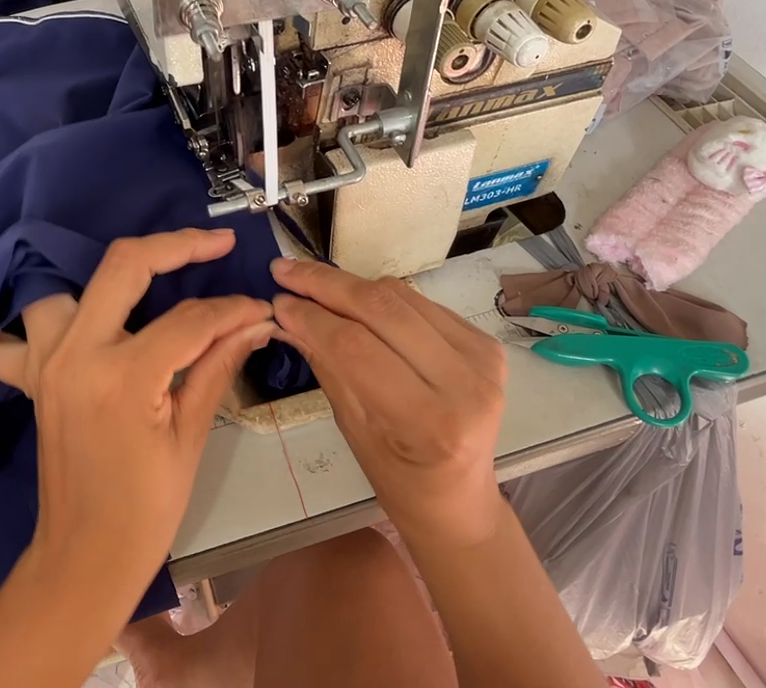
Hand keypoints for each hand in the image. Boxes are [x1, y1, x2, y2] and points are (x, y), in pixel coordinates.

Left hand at [0, 228, 274, 586]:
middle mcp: (76, 354)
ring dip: (108, 276)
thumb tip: (254, 323)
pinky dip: (46, 321)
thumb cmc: (147, 508)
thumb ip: (217, 365)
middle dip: (176, 245)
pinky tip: (79, 322)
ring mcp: (46, 360)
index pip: (190, 319)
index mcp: (122, 376)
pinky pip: (23, 332)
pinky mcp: (34, 375)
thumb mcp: (190, 435)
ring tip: (150, 280)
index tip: (258, 308)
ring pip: (68, 285)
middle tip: (215, 243)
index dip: (232, 309)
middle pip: (124, 264)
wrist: (85, 556)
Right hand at [269, 257, 507, 548]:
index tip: (277, 300)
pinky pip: (421, 303)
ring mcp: (481, 359)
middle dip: (326, 285)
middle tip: (285, 271)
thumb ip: (326, 363)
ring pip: (401, 297)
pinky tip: (355, 299)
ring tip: (312, 281)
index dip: (312, 317)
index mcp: (428, 422)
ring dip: (350, 285)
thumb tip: (288, 312)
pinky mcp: (488, 343)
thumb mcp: (352, 428)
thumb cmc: (397, 476)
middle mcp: (464, 384)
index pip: (356, 348)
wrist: (458, 496)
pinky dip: (382, 297)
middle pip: (381, 311)